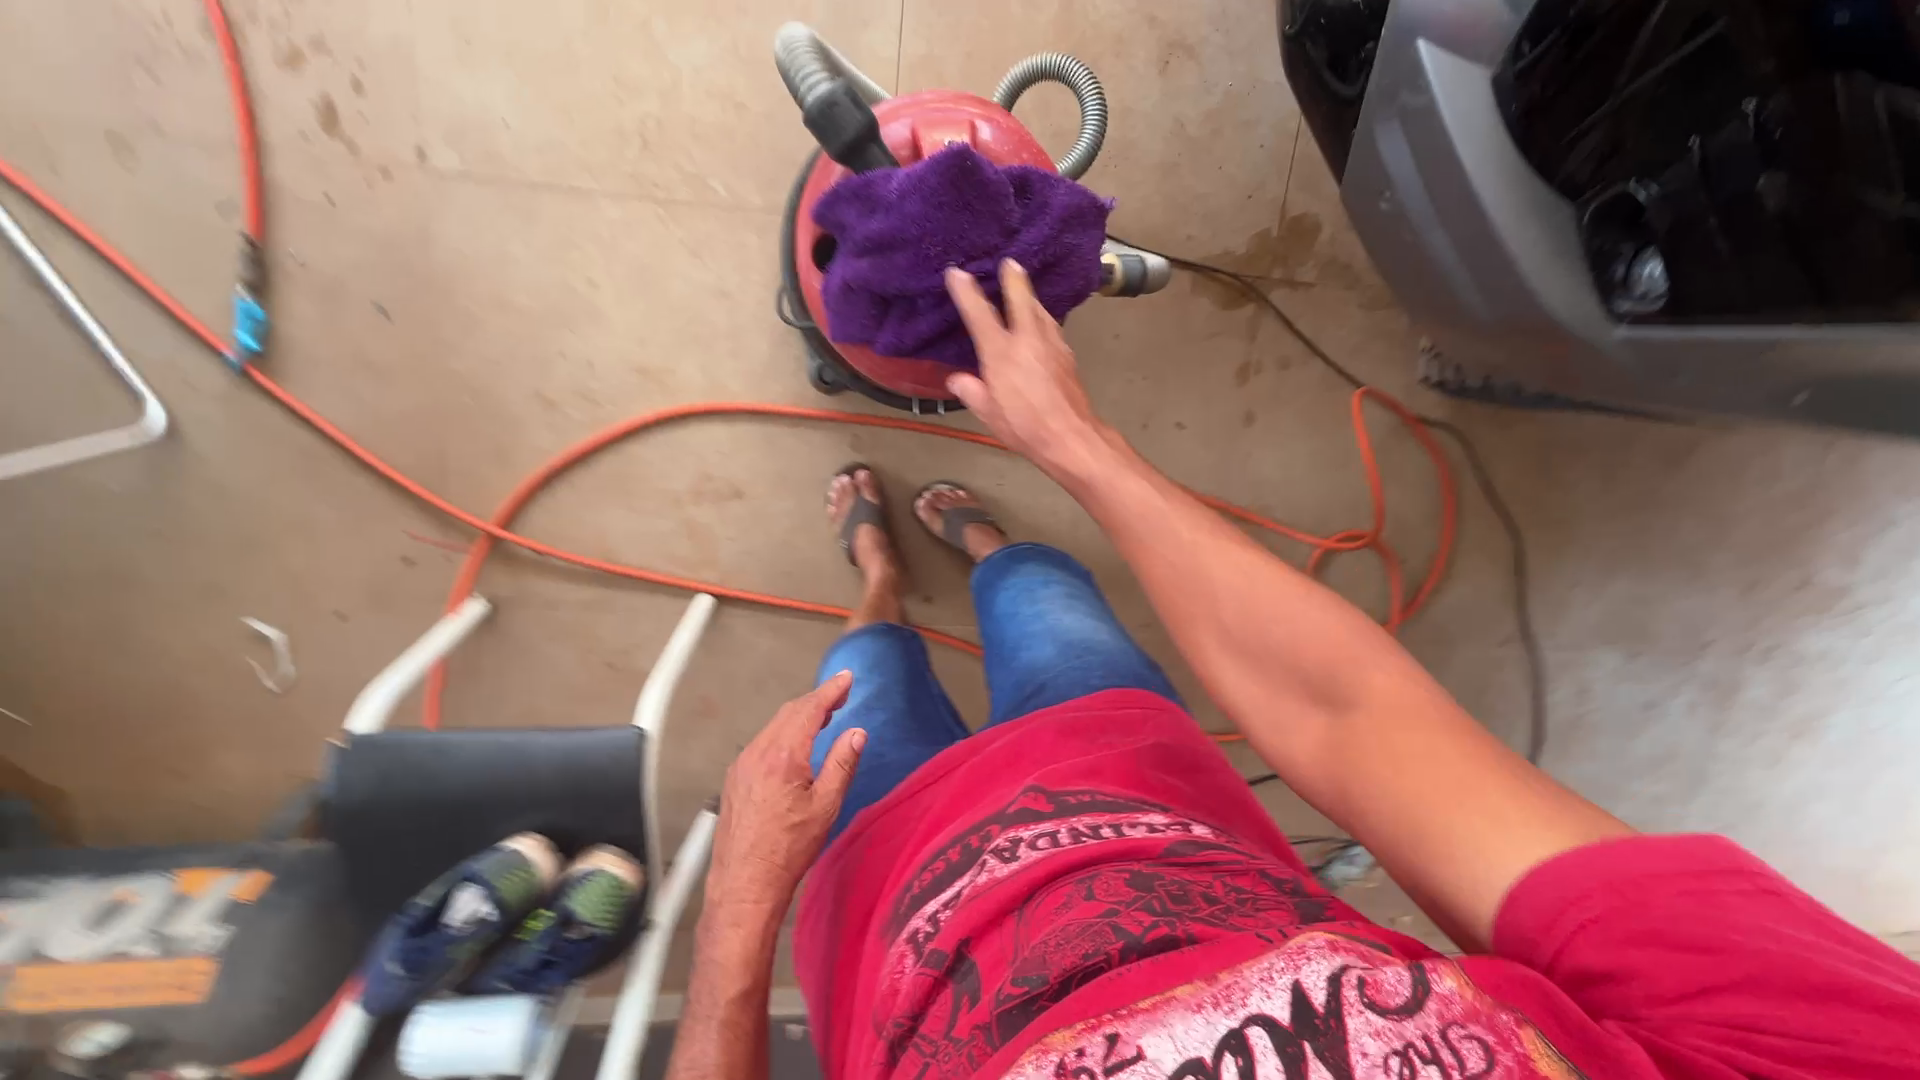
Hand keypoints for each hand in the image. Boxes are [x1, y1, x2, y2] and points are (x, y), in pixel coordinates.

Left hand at [707, 671, 863, 917]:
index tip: (846, 678)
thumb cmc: (789, 849)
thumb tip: (857, 733)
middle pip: (790, 713)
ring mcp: (742, 765)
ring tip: (823, 716)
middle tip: (841, 695)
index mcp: (783, 755)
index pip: (809, 709)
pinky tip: (795, 745)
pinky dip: (783, 733)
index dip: (830, 690)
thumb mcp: (826, 807)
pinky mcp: (735, 779)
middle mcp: (758, 752)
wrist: (744, 885)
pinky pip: (762, 743)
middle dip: (817, 700)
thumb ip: (842, 764)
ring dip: (799, 716)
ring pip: (774, 727)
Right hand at [945, 260, 1117, 481]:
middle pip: (1020, 298)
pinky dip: (1044, 319)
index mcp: (1001, 352)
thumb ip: (970, 391)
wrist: (1069, 436)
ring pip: (1040, 311)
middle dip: (1013, 278)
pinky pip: (1052, 328)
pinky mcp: (1067, 356)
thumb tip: (957, 379)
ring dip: (1031, 297)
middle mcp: (1027, 340)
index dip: (966, 291)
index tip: (956, 272)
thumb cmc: (1023, 426)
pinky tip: (1043, 325)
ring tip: (1025, 290)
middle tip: (1009, 263)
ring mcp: (1051, 345)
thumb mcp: (987, 412)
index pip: (979, 314)